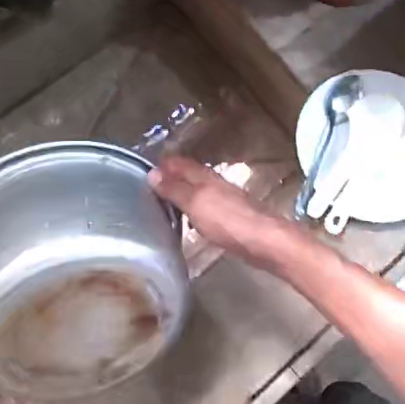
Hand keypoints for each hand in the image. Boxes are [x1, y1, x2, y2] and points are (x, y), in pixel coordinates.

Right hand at [149, 155, 297, 266]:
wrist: (264, 241)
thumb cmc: (227, 220)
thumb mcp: (195, 202)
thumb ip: (174, 189)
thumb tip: (152, 173)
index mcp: (204, 176)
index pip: (179, 162)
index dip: (162, 165)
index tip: (141, 173)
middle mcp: (214, 183)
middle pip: (188, 175)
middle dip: (170, 178)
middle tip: (147, 190)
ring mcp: (224, 200)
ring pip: (197, 191)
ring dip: (182, 193)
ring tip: (163, 205)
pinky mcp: (230, 217)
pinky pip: (206, 207)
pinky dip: (193, 209)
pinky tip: (188, 220)